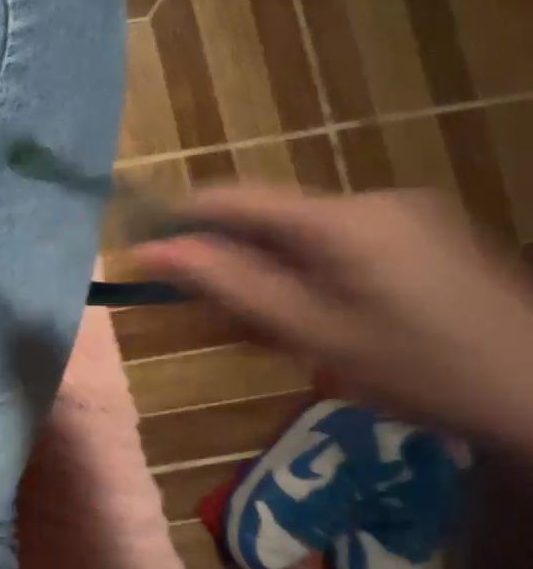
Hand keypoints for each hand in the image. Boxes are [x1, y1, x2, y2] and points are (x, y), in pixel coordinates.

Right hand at [132, 188, 532, 452]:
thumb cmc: (421, 370)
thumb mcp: (309, 331)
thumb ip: (224, 283)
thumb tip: (145, 249)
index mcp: (340, 217)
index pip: (227, 198)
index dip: (178, 226)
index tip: (147, 265)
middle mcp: (370, 201)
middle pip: (264, 220)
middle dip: (230, 265)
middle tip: (218, 322)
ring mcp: (404, 217)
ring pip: (297, 236)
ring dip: (267, 278)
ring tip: (271, 335)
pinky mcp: (424, 237)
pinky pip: (336, 245)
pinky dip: (308, 278)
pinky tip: (316, 323)